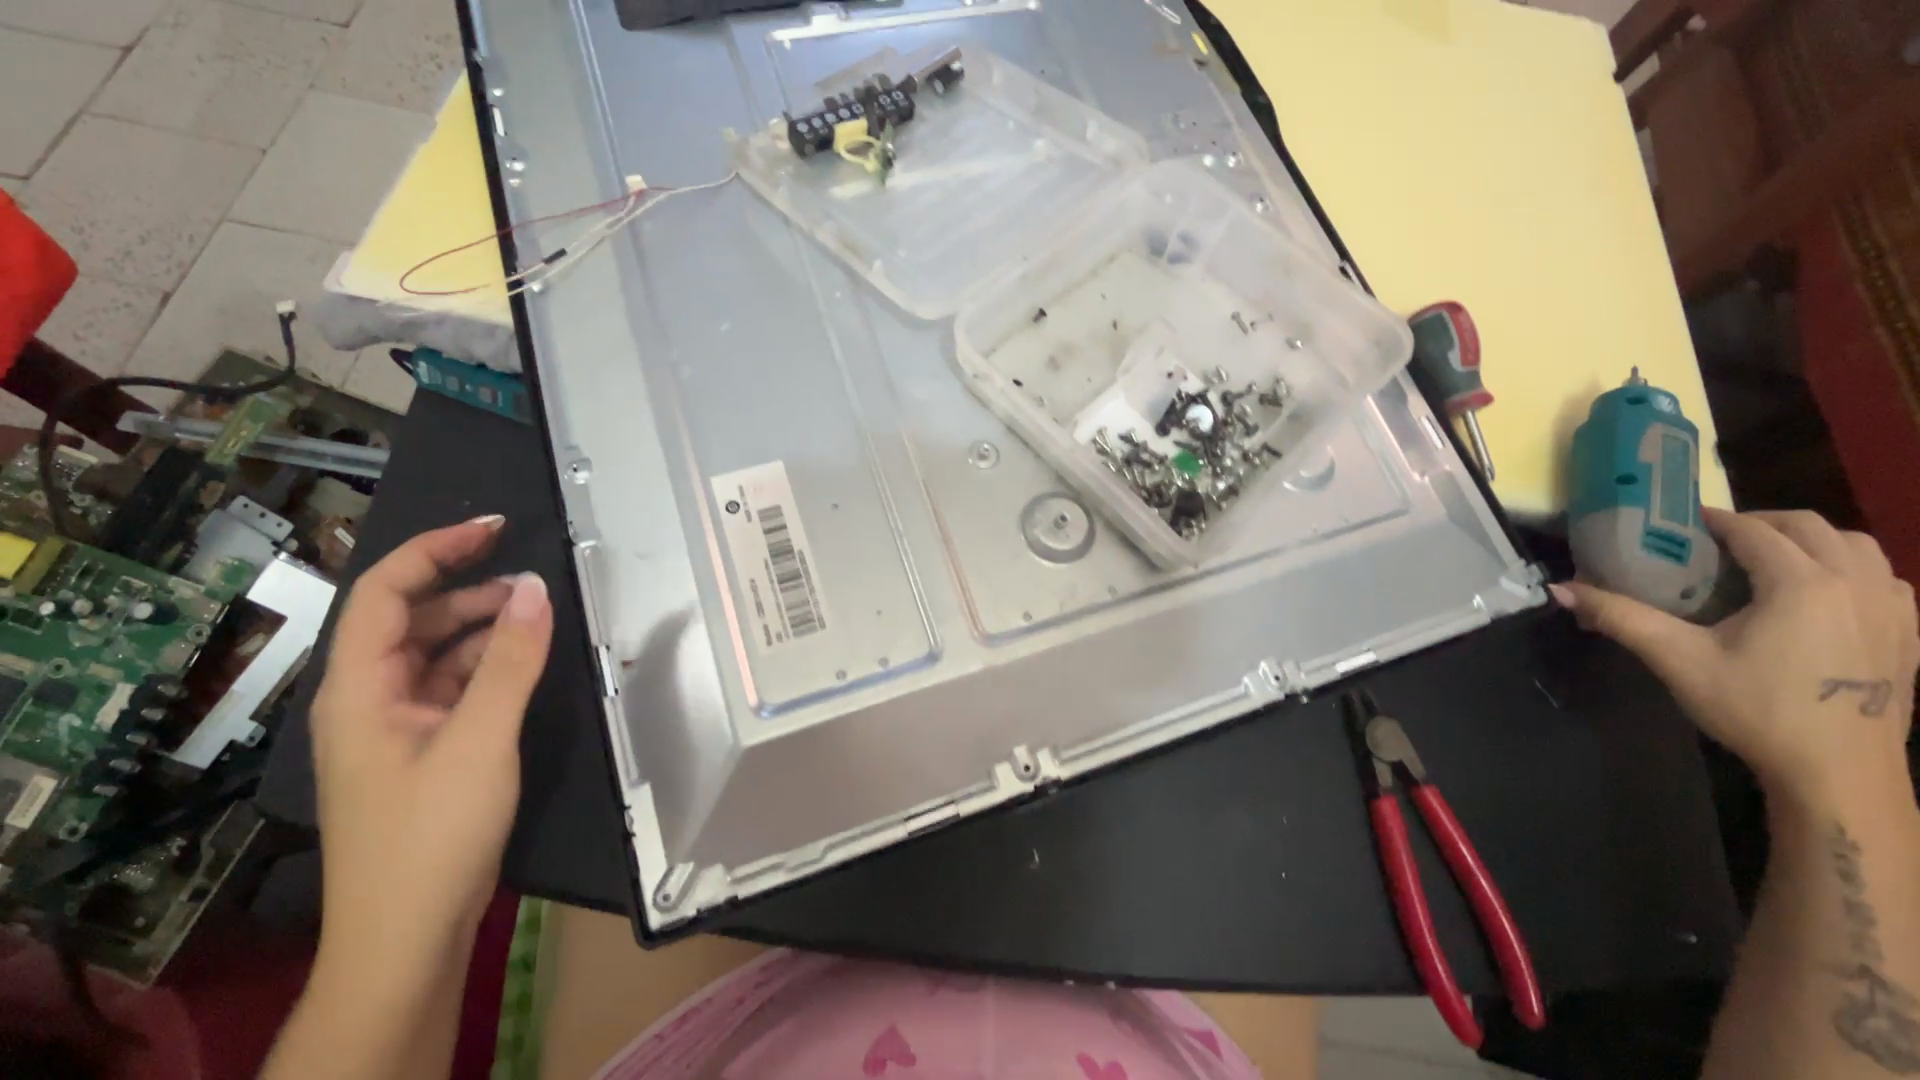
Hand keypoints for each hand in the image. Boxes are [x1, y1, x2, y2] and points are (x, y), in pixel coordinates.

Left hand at [309, 516, 552, 962]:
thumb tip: (536, 588)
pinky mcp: (420, 753)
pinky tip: (525, 670)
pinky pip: (451, 691)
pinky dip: (487, 672)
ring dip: (483, 633)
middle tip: (533, 586)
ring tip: (538, 623)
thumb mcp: (480, 740)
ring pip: (435, 657)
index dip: (435, 549)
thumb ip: (510, 661)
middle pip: (410, 621)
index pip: (384, 591)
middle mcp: (367, 698)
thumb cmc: (431, 835)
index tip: (494, 529)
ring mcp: (393, 728)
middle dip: (468, 593)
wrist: (405, 938)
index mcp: (358, 687)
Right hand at [1555, 509, 1917, 807]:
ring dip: (1813, 542)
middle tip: (1719, 542)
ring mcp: (1892, 608)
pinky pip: (1883, 579)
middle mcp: (1856, 583)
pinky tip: (1823, 596)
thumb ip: (1622, 617)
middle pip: (1811, 527)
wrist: (1838, 774)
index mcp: (1801, 583)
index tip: (1682, 524)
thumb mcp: (1678, 661)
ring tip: (1771, 562)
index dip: (1715, 521)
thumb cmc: (1756, 711)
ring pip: (1858, 547)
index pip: (1754, 530)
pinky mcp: (1910, 633)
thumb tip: (1561, 589)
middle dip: (1762, 524)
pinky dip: (1851, 570)